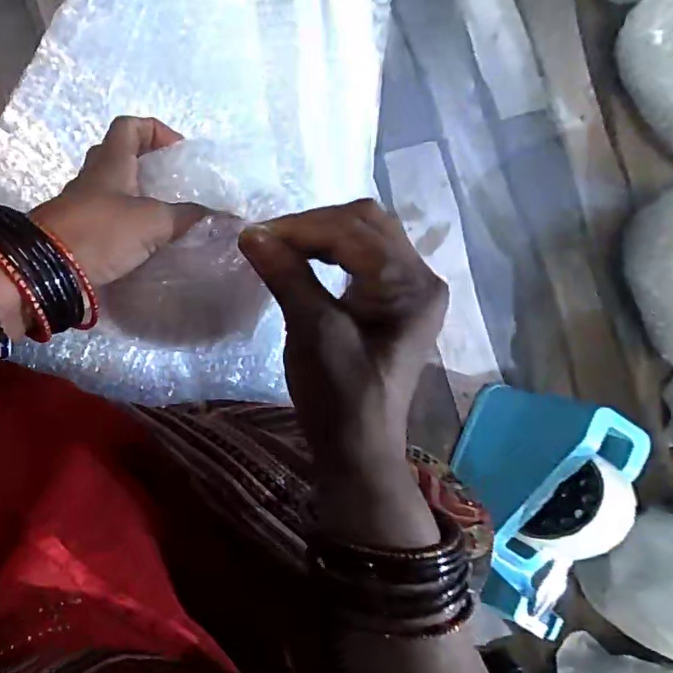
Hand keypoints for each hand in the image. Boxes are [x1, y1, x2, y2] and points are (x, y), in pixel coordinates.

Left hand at [30, 117, 209, 286]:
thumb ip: (184, 217)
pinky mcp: (75, 237)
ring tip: (161, 220)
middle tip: (171, 188)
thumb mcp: (152, 222)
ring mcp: (78, 209)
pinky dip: (122, 228)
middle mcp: (91, 180)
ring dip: (134, 201)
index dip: (155, 130)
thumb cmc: (101, 233)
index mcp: (109, 163)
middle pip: (118, 158)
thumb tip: (216, 214)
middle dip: (145, 167)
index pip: (129, 126)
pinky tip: (141, 246)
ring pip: (110, 193)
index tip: (178, 152)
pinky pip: (103, 222)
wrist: (48, 272)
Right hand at [238, 200, 448, 545]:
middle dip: (312, 224)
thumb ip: (288, 277)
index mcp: (410, 285)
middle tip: (266, 240)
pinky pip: (365, 257)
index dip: (300, 227)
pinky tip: (304, 260)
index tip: (253, 237)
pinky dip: (331, 251)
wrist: (358, 449)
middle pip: (366, 222)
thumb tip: (252, 235)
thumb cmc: (338, 398)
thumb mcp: (312, 333)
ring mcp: (412, 289)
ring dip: (321, 234)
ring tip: (279, 247)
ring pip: (366, 235)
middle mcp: (421, 277)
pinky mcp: (396, 301)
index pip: (353, 231)